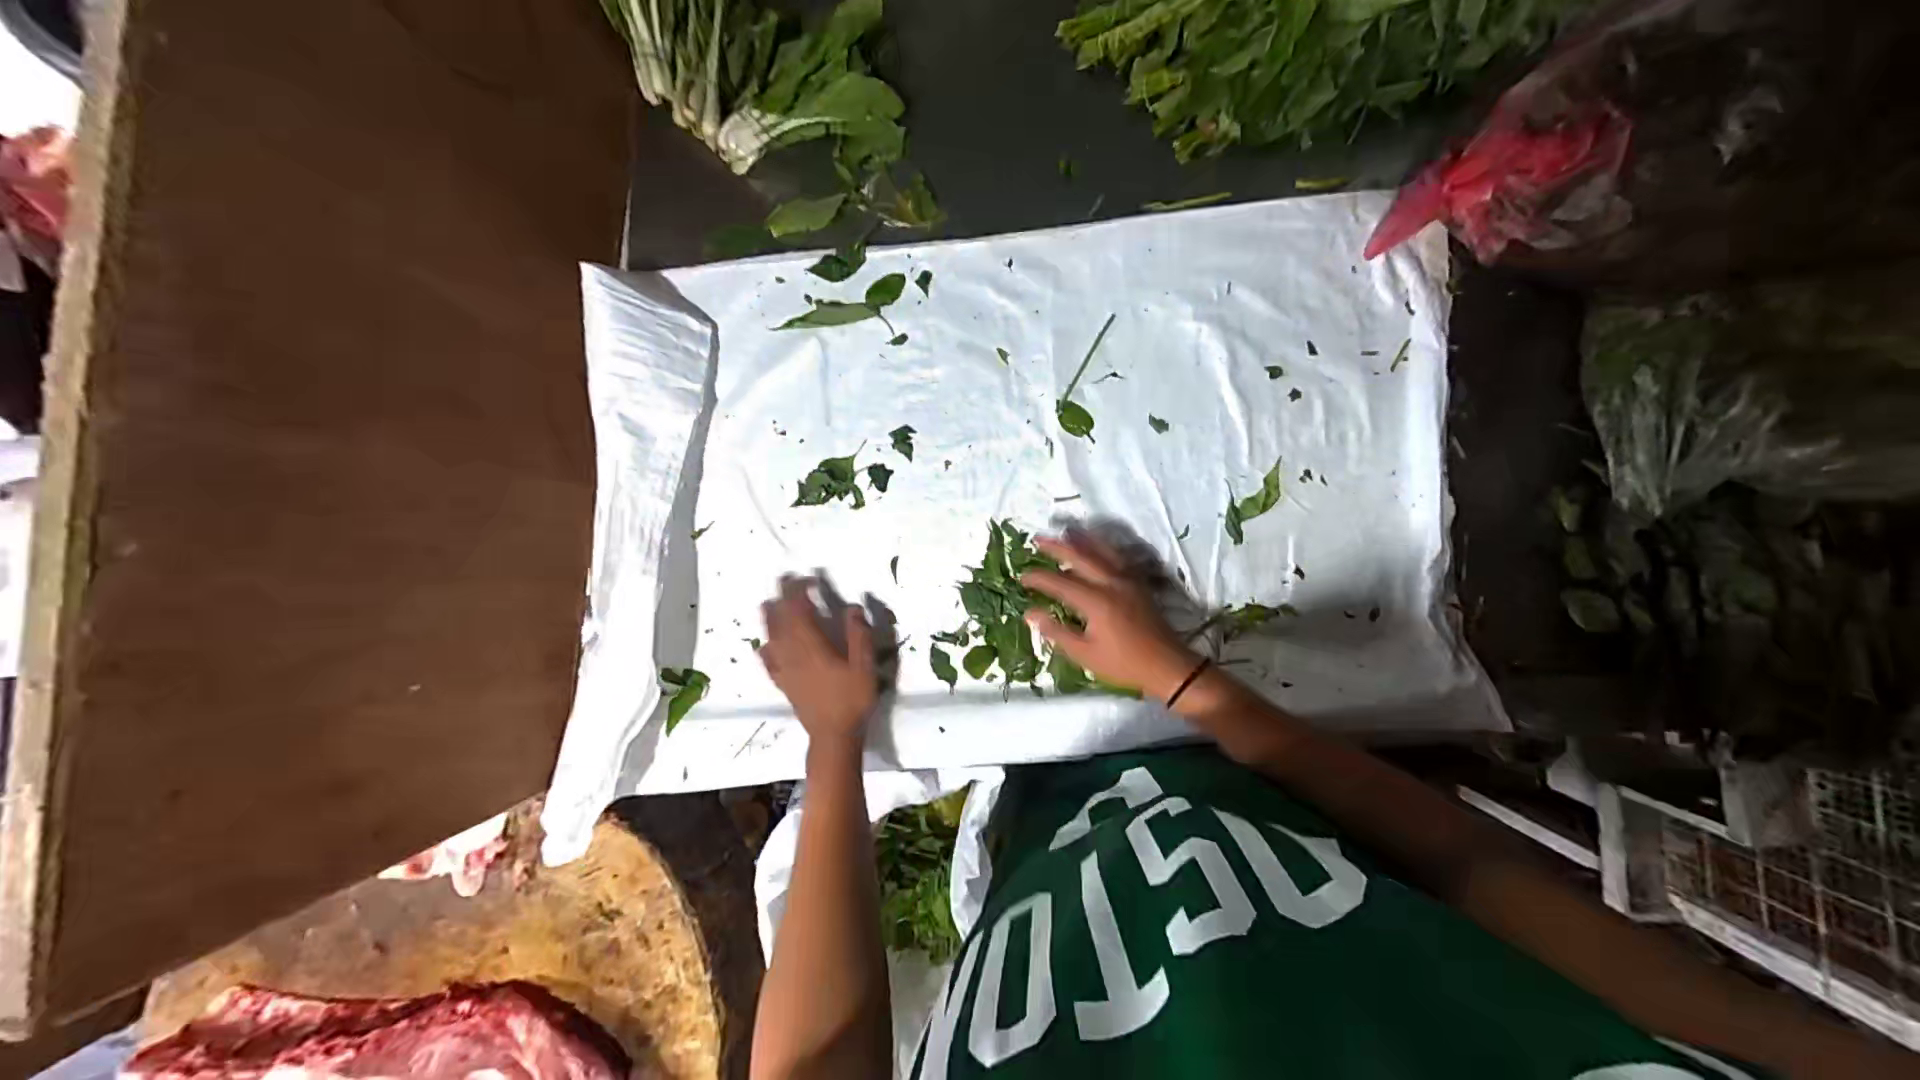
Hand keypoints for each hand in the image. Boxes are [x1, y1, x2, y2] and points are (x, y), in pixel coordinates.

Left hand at [759, 575, 876, 750]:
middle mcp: (793, 653)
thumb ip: (858, 634)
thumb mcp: (864, 665)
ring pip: (770, 637)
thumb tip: (851, 607)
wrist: (833, 736)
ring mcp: (784, 669)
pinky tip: (765, 644)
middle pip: (780, 618)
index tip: (808, 578)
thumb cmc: (852, 699)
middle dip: (781, 596)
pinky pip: (768, 660)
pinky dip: (765, 646)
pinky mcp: (782, 683)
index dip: (799, 590)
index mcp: (812, 645)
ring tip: (768, 603)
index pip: (799, 609)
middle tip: (785, 580)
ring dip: (769, 617)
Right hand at [1020, 530, 1203, 700]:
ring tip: (1066, 531)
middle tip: (1038, 539)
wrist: (1167, 666)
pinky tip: (1097, 546)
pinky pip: (1118, 557)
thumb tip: (1030, 614)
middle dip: (1057, 546)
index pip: (1060, 583)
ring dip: (1082, 539)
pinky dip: (1104, 547)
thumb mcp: (1085, 654)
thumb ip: (1057, 632)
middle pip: (1081, 556)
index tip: (1022, 577)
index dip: (1039, 578)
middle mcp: (1112, 583)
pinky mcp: (1139, 583)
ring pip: (1102, 550)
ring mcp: (1128, 580)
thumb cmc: (1123, 664)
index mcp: (1096, 601)